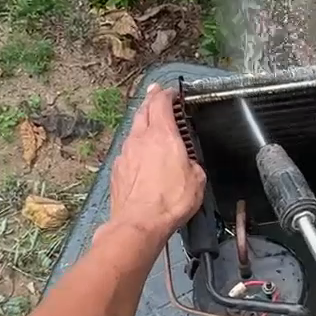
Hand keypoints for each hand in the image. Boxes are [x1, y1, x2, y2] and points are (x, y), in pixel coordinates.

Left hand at [104, 84, 204, 246]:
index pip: (161, 103)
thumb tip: (188, 165)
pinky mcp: (117, 170)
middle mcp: (141, 139)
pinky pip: (127, 151)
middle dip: (150, 100)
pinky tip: (140, 156)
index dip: (166, 94)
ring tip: (149, 125)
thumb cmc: (169, 202)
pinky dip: (135, 147)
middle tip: (155, 94)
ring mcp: (126, 154)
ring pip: (133, 130)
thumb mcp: (197, 179)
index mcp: (163, 135)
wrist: (139, 223)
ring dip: (142, 124)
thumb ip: (192, 164)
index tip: (171, 92)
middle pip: (143, 111)